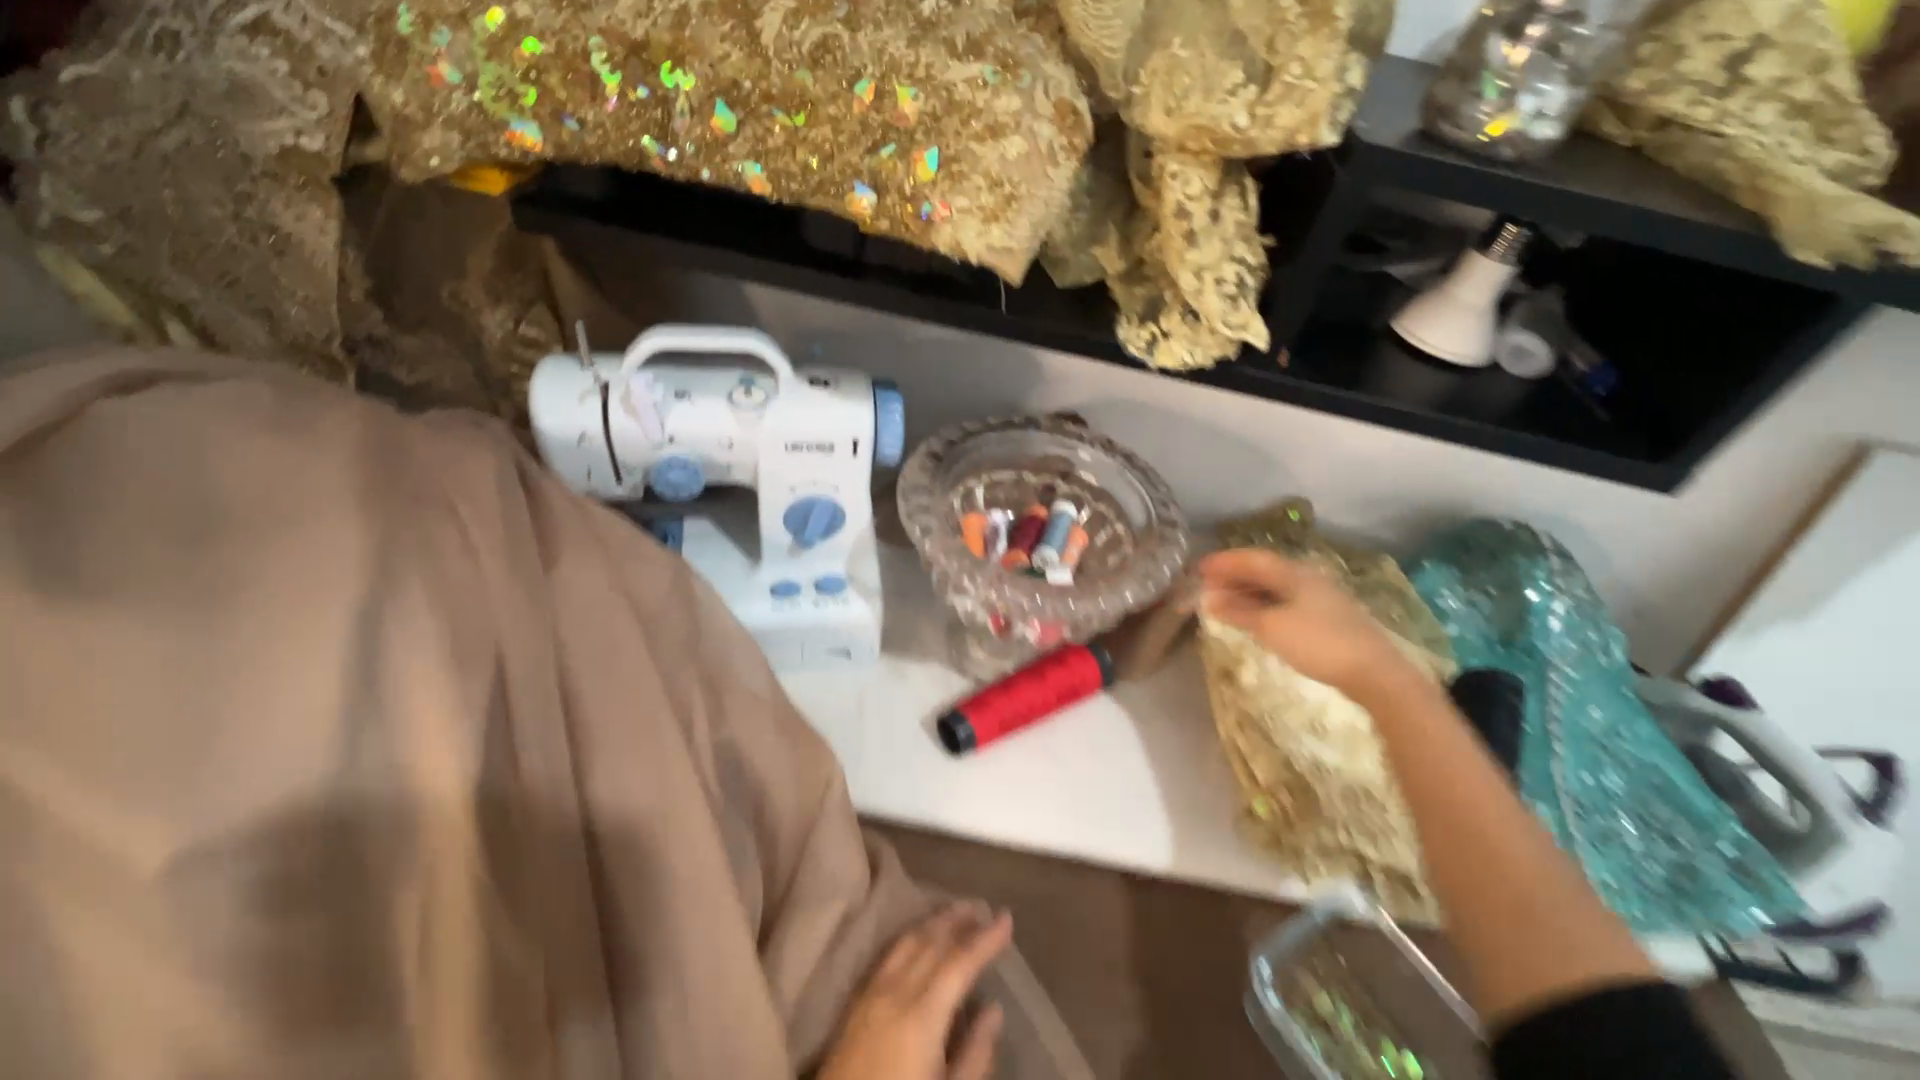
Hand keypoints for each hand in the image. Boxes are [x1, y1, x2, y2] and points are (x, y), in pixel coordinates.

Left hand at [817, 902, 1012, 1079]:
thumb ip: (975, 1053)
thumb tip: (994, 1010)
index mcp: (923, 1016)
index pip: (960, 962)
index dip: (986, 938)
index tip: (1005, 917)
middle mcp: (895, 993)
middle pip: (930, 942)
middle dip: (958, 920)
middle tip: (981, 907)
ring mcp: (870, 994)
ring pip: (905, 942)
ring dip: (932, 922)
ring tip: (954, 913)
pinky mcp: (854, 1003)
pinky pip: (886, 955)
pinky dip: (908, 937)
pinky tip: (916, 938)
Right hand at [1196, 549, 1416, 702]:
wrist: (1373, 671)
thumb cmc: (1318, 643)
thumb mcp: (1272, 627)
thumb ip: (1239, 612)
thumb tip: (1210, 599)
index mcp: (1294, 574)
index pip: (1253, 559)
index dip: (1224, 562)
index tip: (1198, 568)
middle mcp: (1308, 579)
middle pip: (1265, 571)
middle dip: (1234, 577)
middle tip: (1206, 587)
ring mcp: (1320, 598)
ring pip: (1276, 588)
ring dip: (1248, 593)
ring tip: (1224, 603)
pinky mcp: (1327, 618)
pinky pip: (1286, 602)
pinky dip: (1263, 605)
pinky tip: (1255, 618)